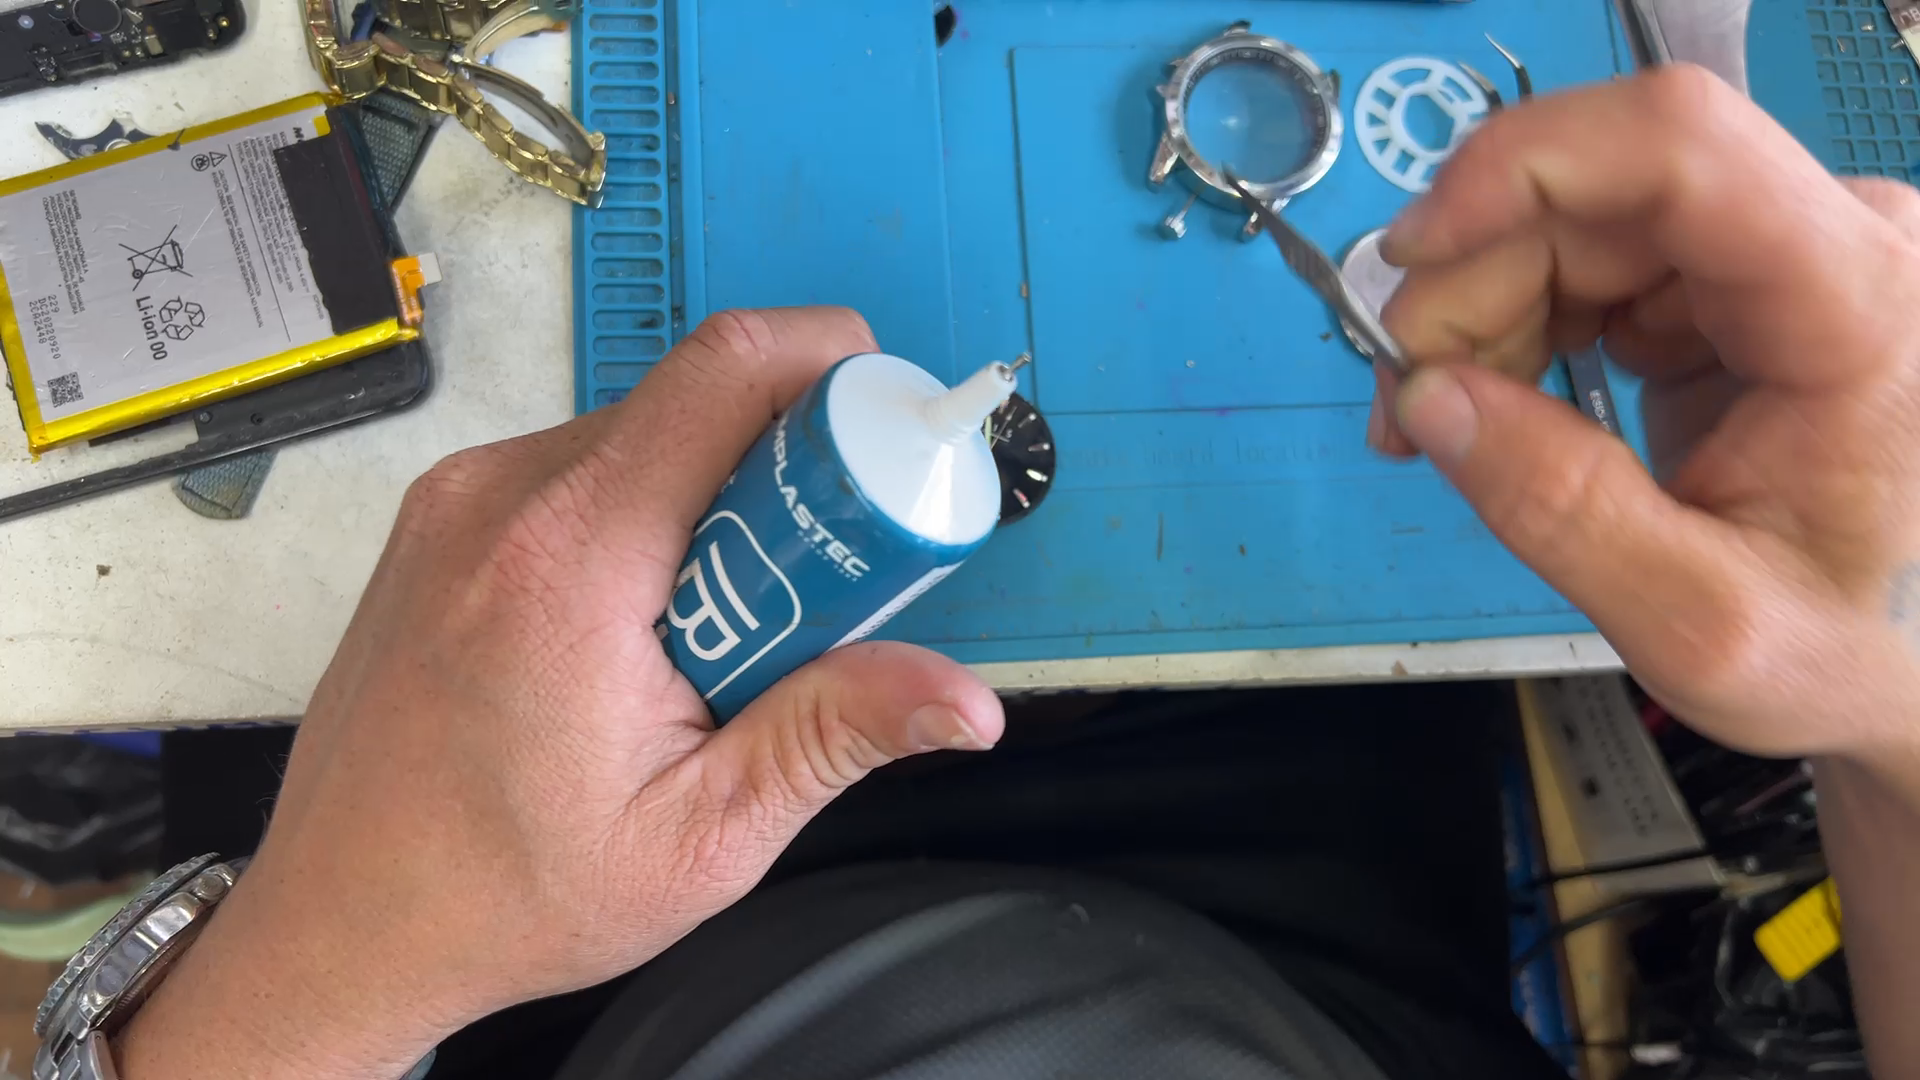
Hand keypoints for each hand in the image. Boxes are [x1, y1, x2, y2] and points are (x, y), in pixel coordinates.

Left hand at [114, 308, 1004, 1079]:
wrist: (337, 927)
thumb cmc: (512, 891)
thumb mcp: (705, 834)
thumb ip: (837, 736)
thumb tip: (968, 701)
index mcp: (574, 556)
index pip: (727, 372)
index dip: (832, 362)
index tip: (892, 429)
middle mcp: (511, 492)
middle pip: (706, 401)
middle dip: (802, 458)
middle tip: (835, 566)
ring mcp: (472, 493)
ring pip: (659, 429)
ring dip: (738, 488)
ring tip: (750, 607)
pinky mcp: (463, 513)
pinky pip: (606, 463)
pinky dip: (673, 502)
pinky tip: (672, 604)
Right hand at [1372, 67, 1919, 760]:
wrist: (1859, 636)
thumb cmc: (1806, 637)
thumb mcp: (1694, 619)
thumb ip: (1560, 512)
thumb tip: (1423, 396)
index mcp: (1857, 305)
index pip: (1680, 153)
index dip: (1518, 172)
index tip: (1402, 260)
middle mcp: (1817, 240)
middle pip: (1576, 206)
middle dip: (1455, 302)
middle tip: (1401, 413)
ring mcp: (1753, 254)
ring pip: (1543, 232)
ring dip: (1457, 327)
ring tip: (1430, 428)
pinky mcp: (1695, 282)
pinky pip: (1546, 268)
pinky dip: (1480, 334)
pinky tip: (1471, 404)